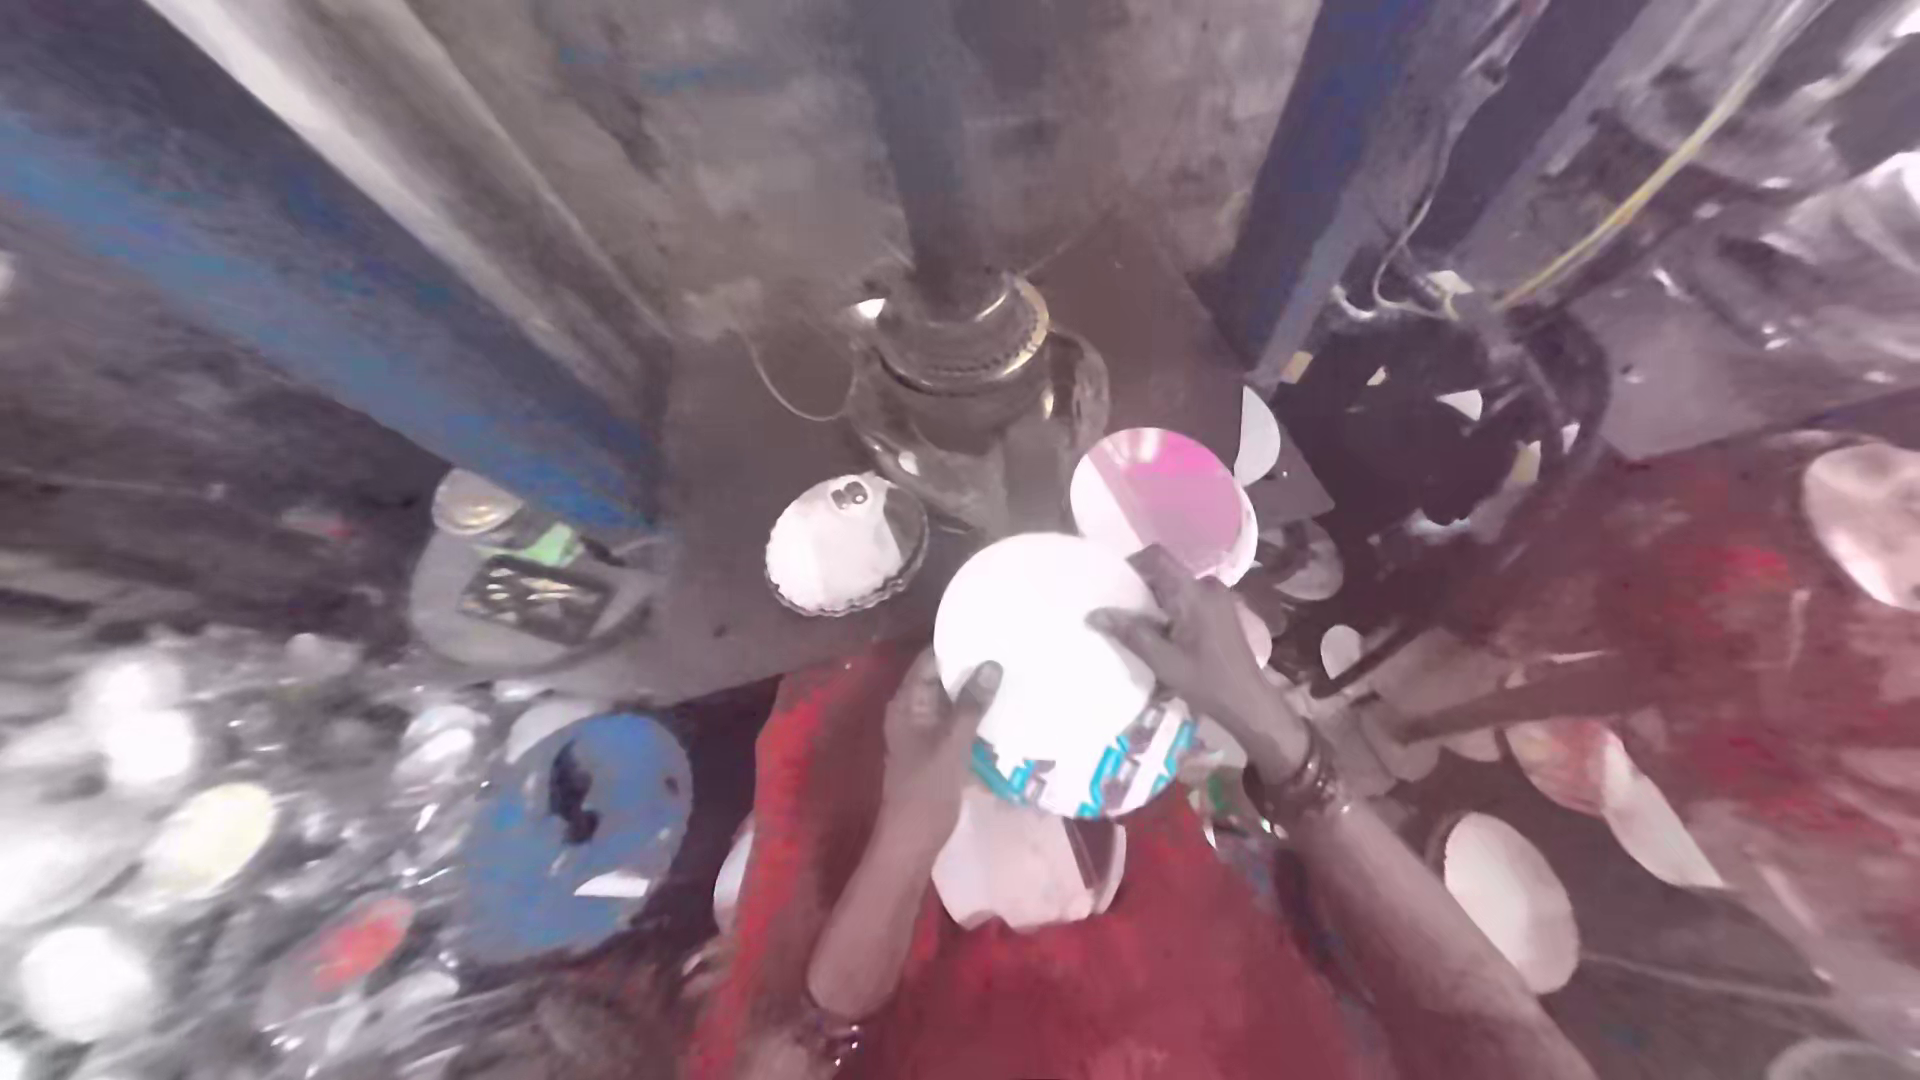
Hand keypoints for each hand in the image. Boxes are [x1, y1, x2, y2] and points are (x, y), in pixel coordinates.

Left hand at [880, 649, 999, 848]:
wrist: (912, 843)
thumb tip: (991, 663)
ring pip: (952, 702)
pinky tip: (1003, 711)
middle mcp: (913, 711)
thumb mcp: (952, 744)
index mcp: (907, 703)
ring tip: (1011, 674)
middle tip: (1008, 650)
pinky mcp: (937, 750)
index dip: (955, 645)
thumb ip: (971, 704)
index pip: (929, 660)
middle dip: (971, 668)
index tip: (987, 631)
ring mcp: (924, 732)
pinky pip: (957, 723)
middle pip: (942, 679)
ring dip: (976, 693)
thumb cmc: (926, 790)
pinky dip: (975, 716)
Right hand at [1088, 546, 1308, 778]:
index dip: (1132, 563)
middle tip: (1119, 609)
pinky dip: (1169, 607)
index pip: (1157, 556)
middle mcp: (1207, 586)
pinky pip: (1187, 596)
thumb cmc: (1206, 681)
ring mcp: (1217, 597)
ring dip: (1153, 600)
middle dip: (1139, 587)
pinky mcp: (1220, 610)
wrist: (1248, 702)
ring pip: (1175, 585)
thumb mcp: (1161, 659)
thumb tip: (1094, 614)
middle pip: (1164, 572)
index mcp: (1193, 592)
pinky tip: (1160, 633)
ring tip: (1136, 624)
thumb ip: (1128, 632)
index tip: (1113, 583)